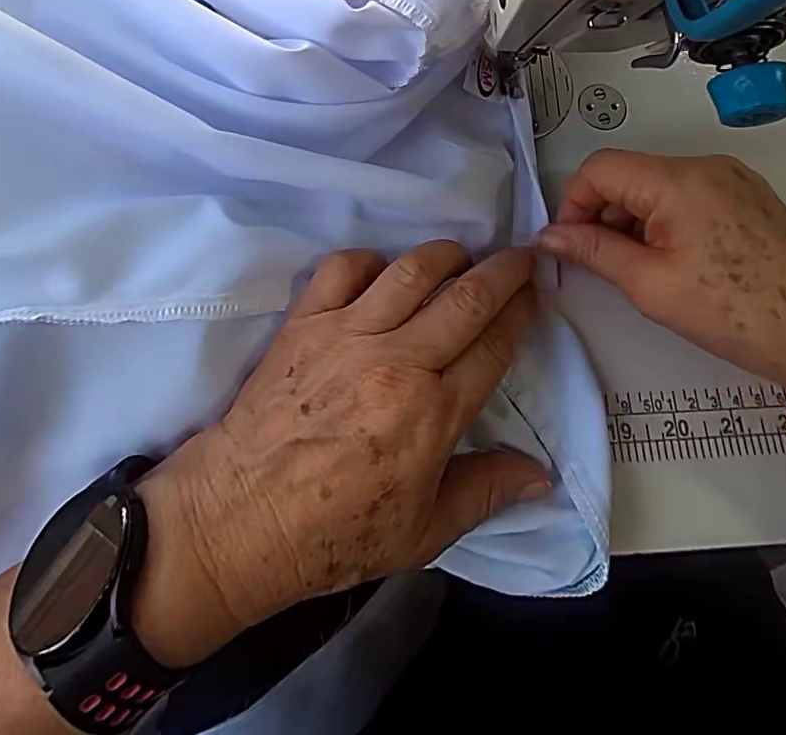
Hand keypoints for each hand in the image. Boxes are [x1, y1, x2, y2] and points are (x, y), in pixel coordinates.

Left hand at [130, 242, 552, 666]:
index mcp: (434, 412)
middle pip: (464, 298)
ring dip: (443, 254)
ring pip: (408, 272)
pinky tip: (379, 270)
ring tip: (460, 253)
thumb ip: (485, 493)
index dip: (520, 313)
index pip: (493, 345)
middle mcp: (396, 361)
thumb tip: (540, 472)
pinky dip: (366, 259)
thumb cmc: (336, 530)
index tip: (534, 294)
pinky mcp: (303, 323)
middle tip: (520, 257)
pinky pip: (339, 270)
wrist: (245, 511)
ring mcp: (346, 334)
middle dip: (502, 271)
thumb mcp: (424, 532)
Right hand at [534, 150, 785, 413]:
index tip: (570, 243)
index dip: (572, 204)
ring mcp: (730, 180)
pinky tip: (670, 260)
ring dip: (629, 219)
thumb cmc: (742, 313)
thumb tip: (549, 237)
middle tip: (598, 261)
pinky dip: (660, 221)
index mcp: (679, 181)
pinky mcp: (745, 197)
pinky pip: (682, 195)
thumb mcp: (649, 284)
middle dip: (600, 213)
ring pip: (651, 185)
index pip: (598, 169)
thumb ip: (591, 251)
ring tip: (638, 267)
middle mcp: (705, 168)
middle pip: (625, 174)